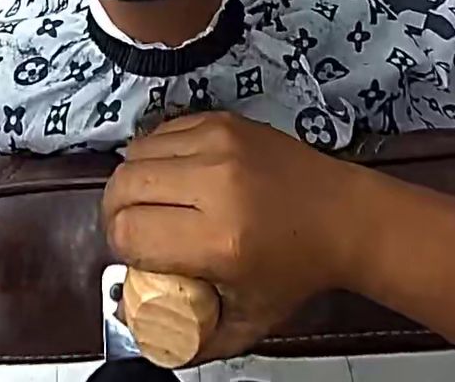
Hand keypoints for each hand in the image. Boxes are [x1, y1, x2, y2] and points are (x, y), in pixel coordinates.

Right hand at [101, 113, 368, 362]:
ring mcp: (219, 142)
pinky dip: (156, 151)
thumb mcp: (246, 321)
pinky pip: (164, 129)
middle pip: (125, 184)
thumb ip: (189, 335)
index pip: (131, 231)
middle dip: (114, 209)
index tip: (128, 253)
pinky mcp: (223, 119)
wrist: (340, 212)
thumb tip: (138, 324)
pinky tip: (169, 171)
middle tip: (126, 225)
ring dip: (132, 177)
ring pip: (138, 150)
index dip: (117, 244)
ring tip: (146, 198)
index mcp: (220, 238)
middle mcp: (215, 182)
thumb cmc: (296, 268)